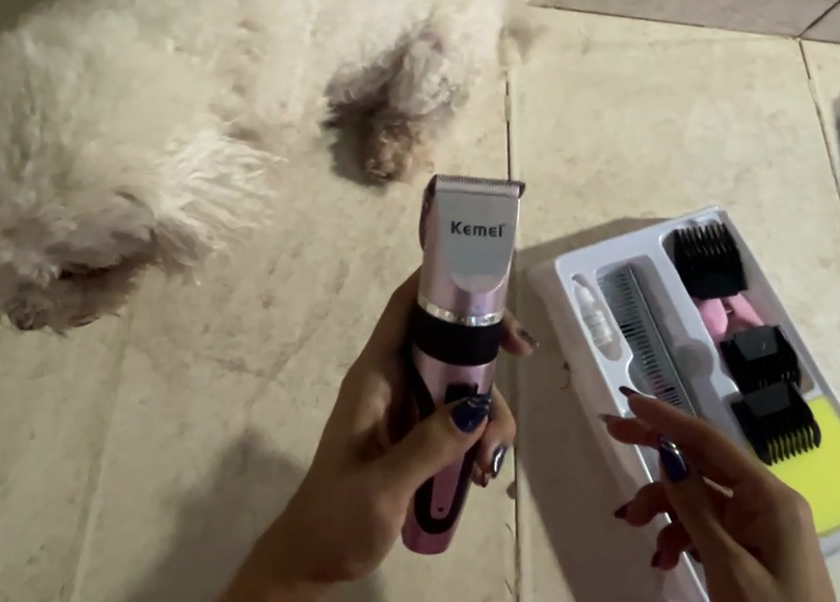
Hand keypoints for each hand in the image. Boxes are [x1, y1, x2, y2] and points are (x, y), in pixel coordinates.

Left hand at [222, 273, 532, 598]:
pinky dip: (477, 436)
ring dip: (487, 413)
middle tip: (523, 361)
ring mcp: (407, 405)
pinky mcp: (417, 432)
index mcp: (375, 374)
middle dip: (487, 354)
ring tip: (487, 467)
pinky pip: (458, 416)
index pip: (406, 306)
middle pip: (448, 341)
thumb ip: (428, 445)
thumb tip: (477, 406)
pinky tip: (479, 476)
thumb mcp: (383, 485)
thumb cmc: (337, 516)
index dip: (443, 282)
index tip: (491, 288)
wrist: (316, 557)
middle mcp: (393, 379)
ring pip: (460, 382)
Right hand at [606, 392, 835, 601]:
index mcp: (771, 497)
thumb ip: (694, 506)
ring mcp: (758, 527)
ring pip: (697, 495)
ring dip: (662, 505)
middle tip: (612, 433)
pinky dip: (679, 534)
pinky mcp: (750, 550)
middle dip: (657, 454)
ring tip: (632, 524)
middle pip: (702, 461)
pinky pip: (705, 525)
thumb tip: (667, 452)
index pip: (711, 441)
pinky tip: (664, 556)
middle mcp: (766, 502)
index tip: (629, 401)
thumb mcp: (728, 566)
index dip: (669, 419)